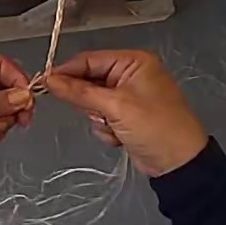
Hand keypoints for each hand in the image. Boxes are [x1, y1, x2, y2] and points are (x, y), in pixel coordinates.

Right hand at [43, 50, 207, 176]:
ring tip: (114, 127)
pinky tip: (119, 136)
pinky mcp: (125, 114)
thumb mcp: (115, 106)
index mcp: (132, 62)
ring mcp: (127, 95)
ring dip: (97, 118)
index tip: (45, 84)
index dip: (65, 72)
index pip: (88, 60)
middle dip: (88, 102)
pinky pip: (99, 115)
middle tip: (99, 115)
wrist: (180, 164)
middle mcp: (129, 74)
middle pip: (87, 80)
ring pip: (90, 100)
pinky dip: (104, 127)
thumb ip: (78, 91)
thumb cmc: (154, 127)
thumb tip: (48, 80)